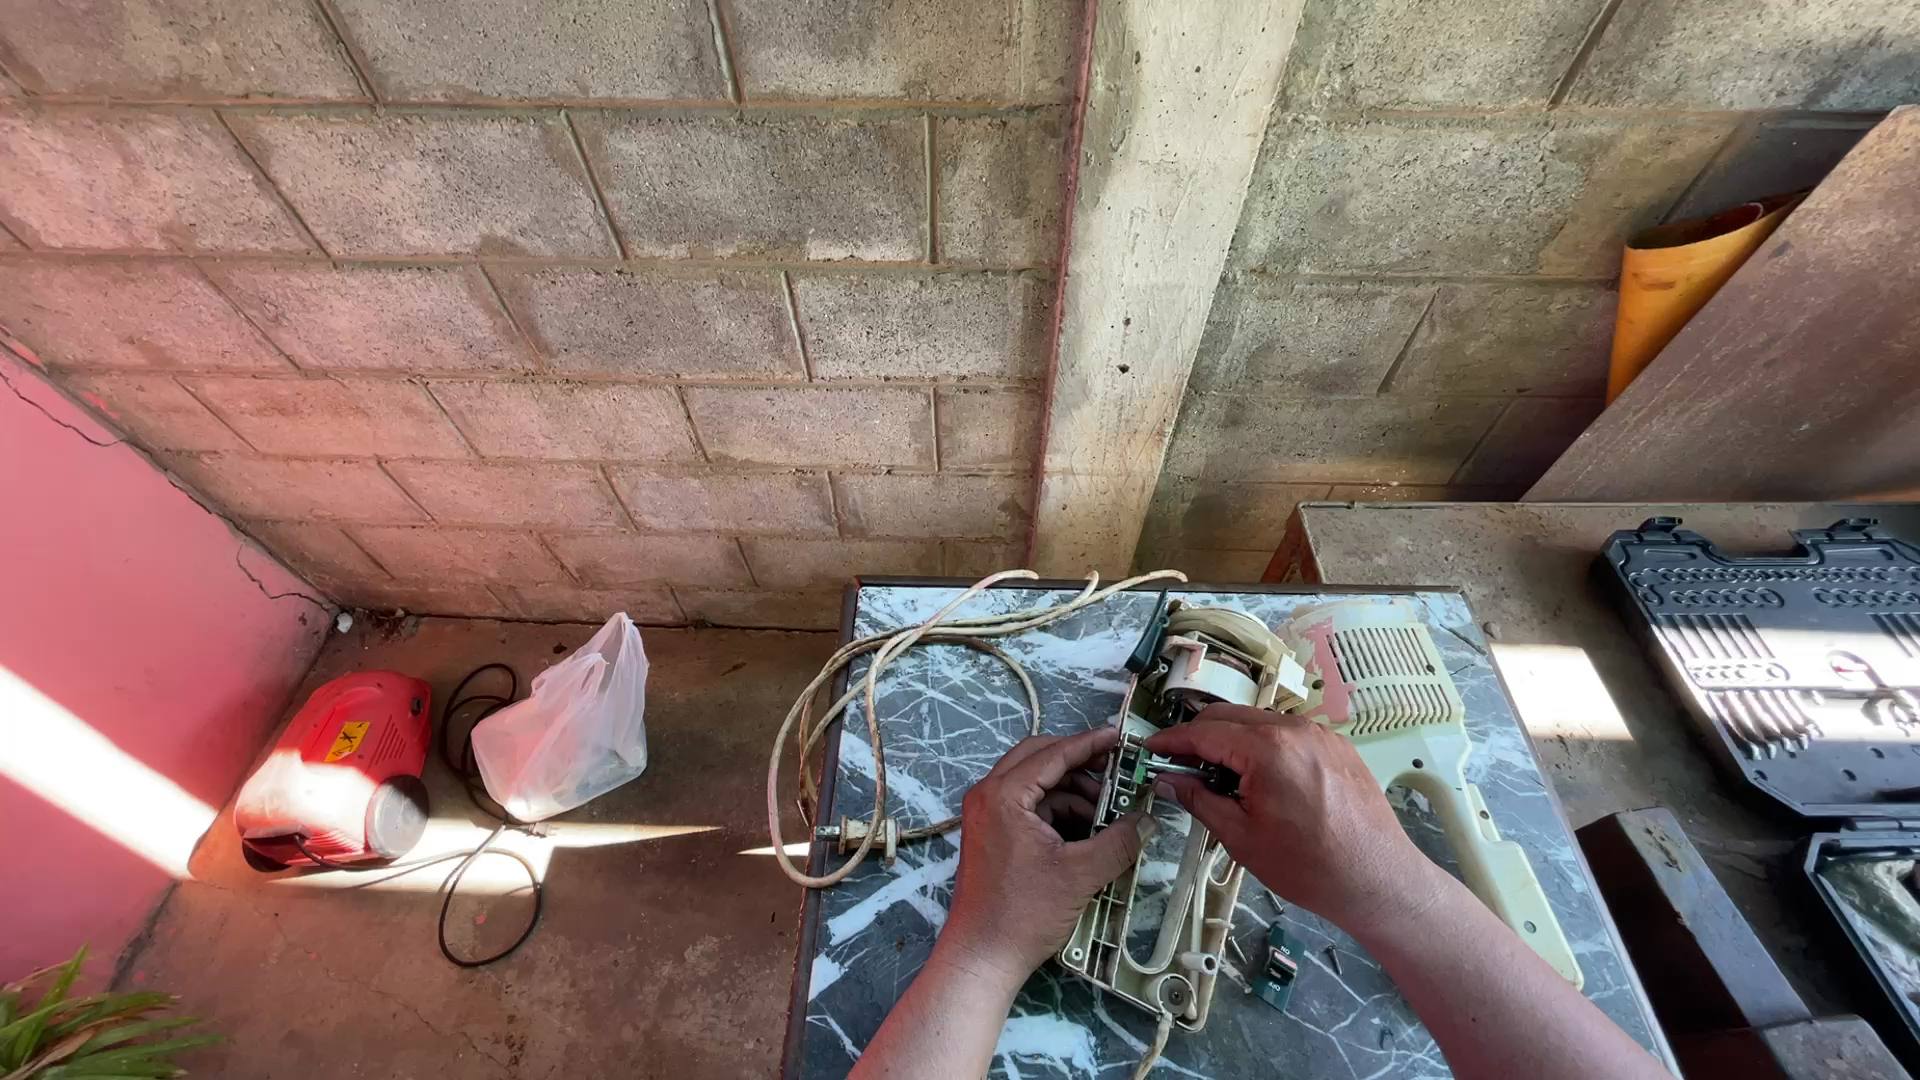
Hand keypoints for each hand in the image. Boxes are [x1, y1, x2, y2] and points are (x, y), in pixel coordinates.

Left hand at [939, 727, 1152, 986]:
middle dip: (1079, 763)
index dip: (1090, 744)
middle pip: (1039, 757)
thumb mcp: (1079, 875)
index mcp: (1004, 794)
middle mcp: (989, 793)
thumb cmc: (1023, 913)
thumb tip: (1148, 821)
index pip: (1053, 753)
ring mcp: (987, 812)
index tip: (1119, 737)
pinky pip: (1029, 805)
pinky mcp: (992, 831)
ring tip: (1107, 812)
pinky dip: (1057, 811)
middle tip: (1115, 770)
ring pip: (1035, 782)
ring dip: (1071, 791)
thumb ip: (1118, 842)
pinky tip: (1087, 830)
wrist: (982, 955)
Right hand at [1144, 704, 1440, 933]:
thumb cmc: (1308, 867)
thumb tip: (1166, 780)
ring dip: (1230, 738)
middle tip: (1178, 763)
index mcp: (1267, 749)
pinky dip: (1261, 743)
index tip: (1149, 748)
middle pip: (1228, 716)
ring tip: (1218, 773)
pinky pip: (1285, 732)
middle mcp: (1293, 728)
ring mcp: (1319, 733)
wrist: (1383, 884)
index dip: (1172, 740)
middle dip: (1198, 735)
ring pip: (1257, 721)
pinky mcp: (1337, 744)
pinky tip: (1258, 775)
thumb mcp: (1241, 837)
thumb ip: (1199, 799)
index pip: (1204, 732)